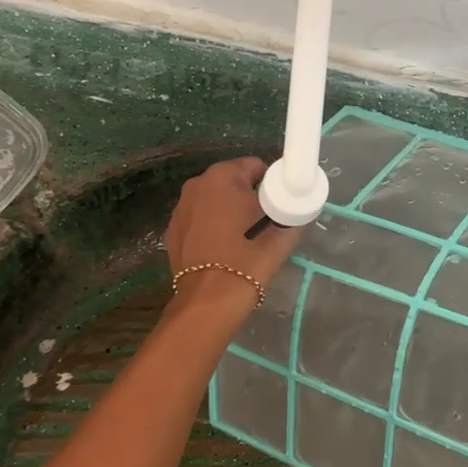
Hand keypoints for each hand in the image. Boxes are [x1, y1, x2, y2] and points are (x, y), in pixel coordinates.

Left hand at [166, 157, 298, 311]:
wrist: (210, 300)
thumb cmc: (248, 260)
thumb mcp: (281, 235)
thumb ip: (292, 213)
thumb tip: (295, 207)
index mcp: (224, 177)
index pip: (256, 166)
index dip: (271, 183)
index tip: (279, 205)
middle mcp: (197, 184)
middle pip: (233, 181)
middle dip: (249, 196)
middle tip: (264, 223)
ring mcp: (180, 207)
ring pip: (214, 200)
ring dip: (229, 210)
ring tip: (243, 238)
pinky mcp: (172, 229)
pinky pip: (200, 218)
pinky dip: (212, 226)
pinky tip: (222, 248)